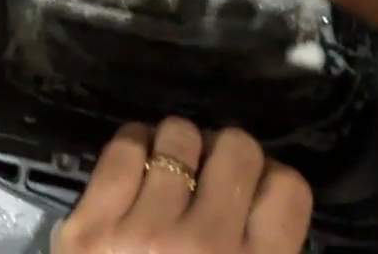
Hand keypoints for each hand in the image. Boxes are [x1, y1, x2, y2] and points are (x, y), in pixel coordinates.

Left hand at [53, 118, 312, 253]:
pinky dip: (135, 144)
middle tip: (210, 177)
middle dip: (227, 156)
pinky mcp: (89, 226)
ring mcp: (143, 230)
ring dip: (178, 149)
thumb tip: (264, 196)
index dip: (272, 182)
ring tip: (170, 172)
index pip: (288, 187)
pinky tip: (136, 164)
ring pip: (178, 135)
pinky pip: (124, 145)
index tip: (254, 191)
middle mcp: (205, 245)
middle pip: (236, 147)